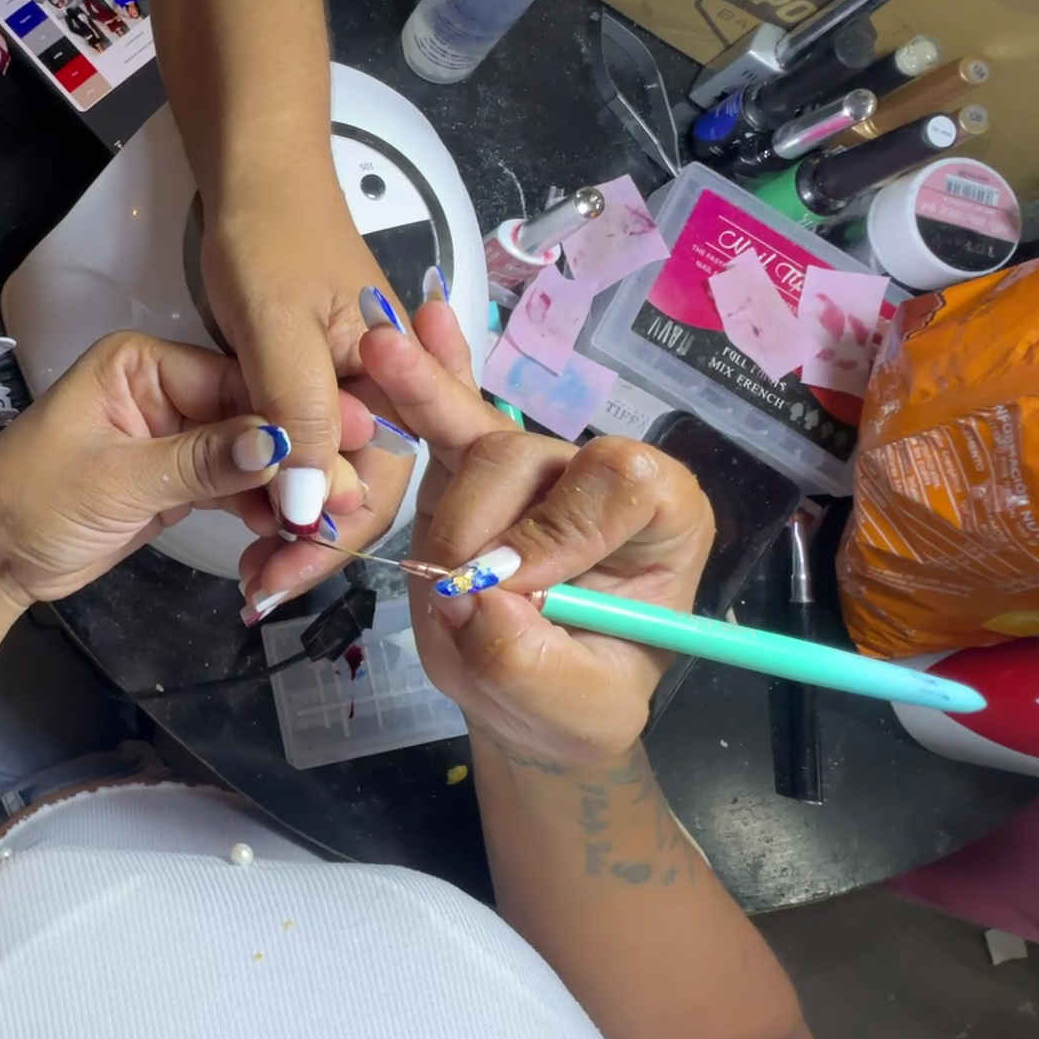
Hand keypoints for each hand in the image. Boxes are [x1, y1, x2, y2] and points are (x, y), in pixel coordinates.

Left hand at [0, 331, 347, 606]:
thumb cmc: (33, 501)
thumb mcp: (117, 477)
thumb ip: (201, 460)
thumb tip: (280, 443)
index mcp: (142, 364)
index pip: (234, 380)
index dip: (288, 418)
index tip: (343, 448)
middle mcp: (164, 392)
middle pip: (249, 418)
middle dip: (293, 460)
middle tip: (343, 498)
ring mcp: (173, 439)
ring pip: (246, 457)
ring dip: (281, 491)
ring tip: (323, 522)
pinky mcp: (176, 481)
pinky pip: (230, 487)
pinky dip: (258, 509)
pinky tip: (289, 529)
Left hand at [199, 187, 394, 539]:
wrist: (252, 182)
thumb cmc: (267, 242)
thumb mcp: (278, 328)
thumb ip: (298, 414)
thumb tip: (312, 508)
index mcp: (391, 383)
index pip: (376, 479)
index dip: (330, 531)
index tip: (281, 573)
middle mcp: (374, 396)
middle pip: (352, 487)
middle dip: (309, 540)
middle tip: (260, 586)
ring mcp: (336, 394)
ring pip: (320, 477)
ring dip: (288, 525)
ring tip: (251, 572)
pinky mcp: (301, 393)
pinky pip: (294, 454)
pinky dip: (271, 491)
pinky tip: (247, 522)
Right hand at [354, 321, 716, 767]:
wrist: (519, 693)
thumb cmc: (566, 701)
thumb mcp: (567, 707)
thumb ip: (527, 662)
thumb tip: (472, 598)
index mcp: (657, 525)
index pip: (621, 483)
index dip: (556, 530)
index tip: (505, 590)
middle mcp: (597, 482)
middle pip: (527, 458)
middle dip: (472, 527)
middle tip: (445, 590)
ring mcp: (531, 471)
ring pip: (477, 436)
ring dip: (428, 449)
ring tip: (381, 365)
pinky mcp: (469, 473)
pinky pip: (450, 417)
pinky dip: (425, 380)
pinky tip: (402, 332)